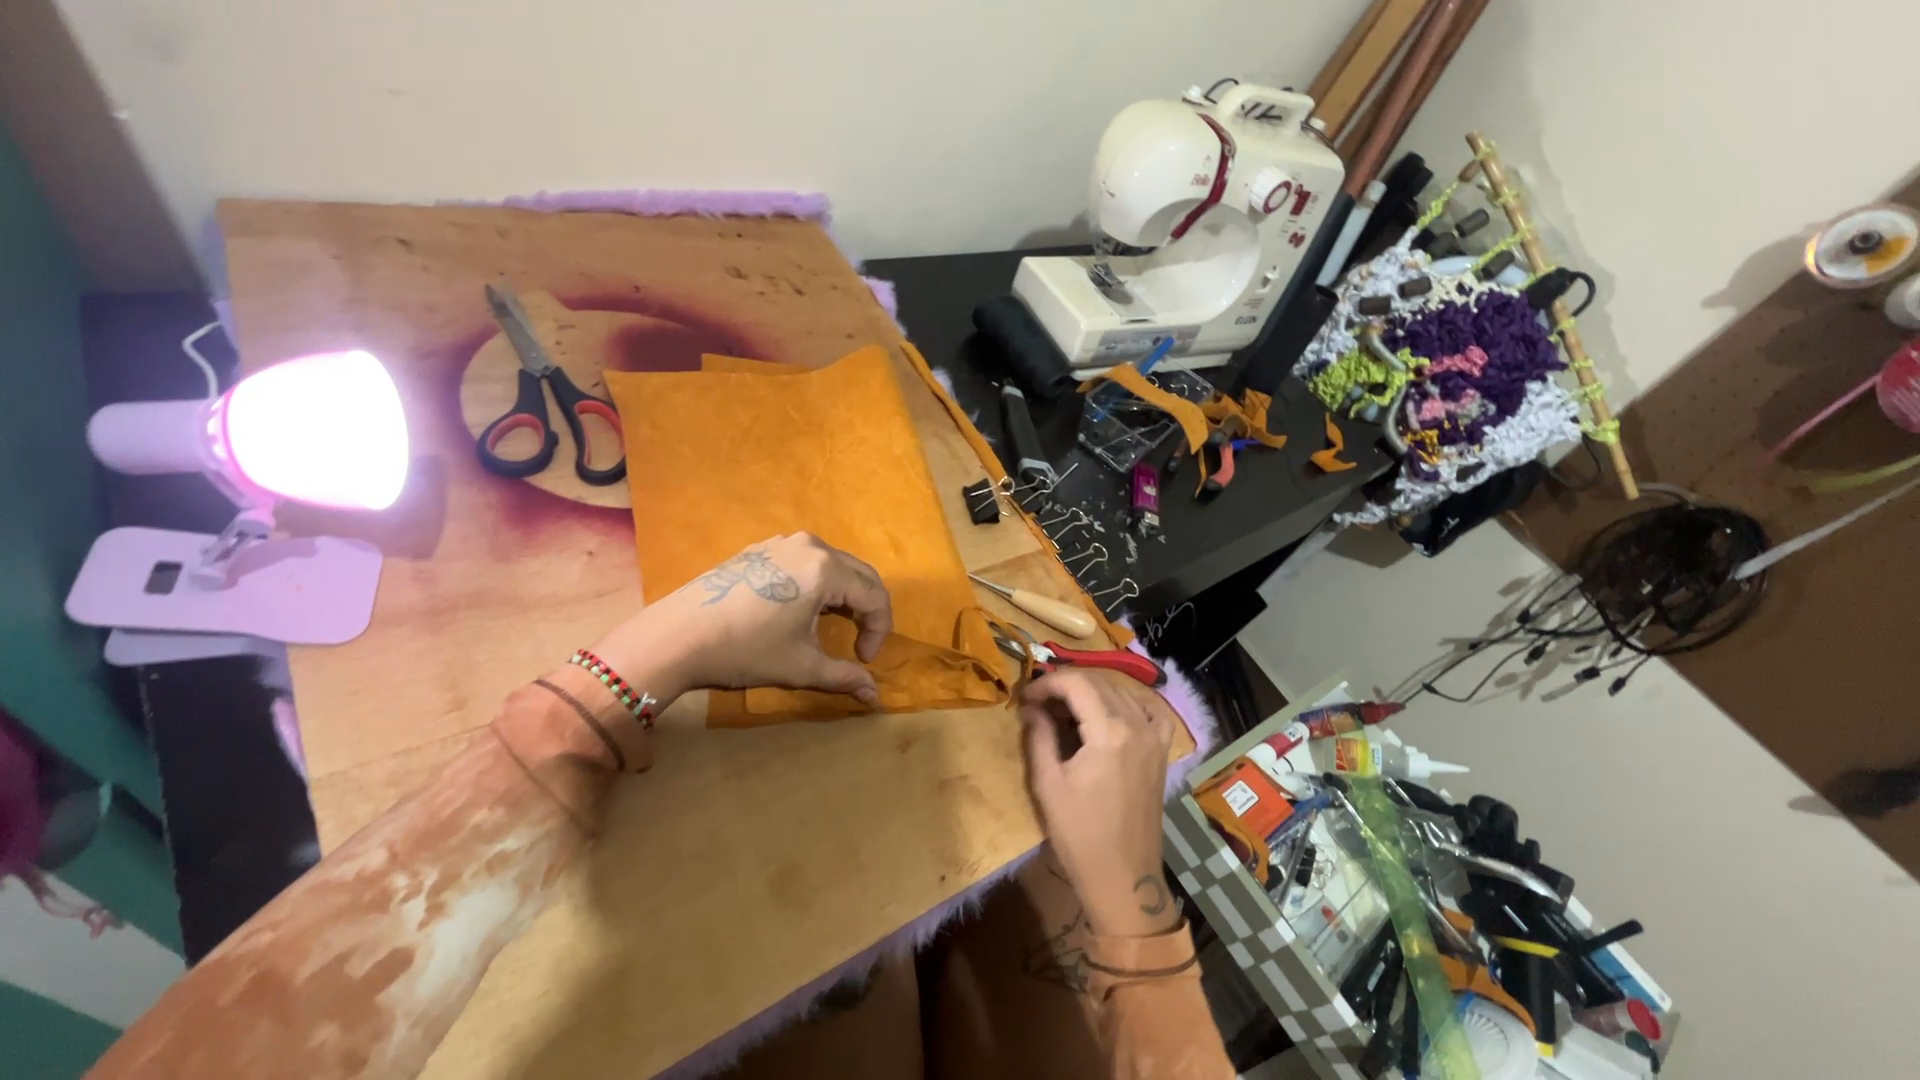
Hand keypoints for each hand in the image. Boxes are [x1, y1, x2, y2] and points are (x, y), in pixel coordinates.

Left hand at [590, 533, 892, 704]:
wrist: (677, 636)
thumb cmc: (745, 650)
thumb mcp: (801, 667)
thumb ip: (844, 677)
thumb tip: (875, 696)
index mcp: (825, 569)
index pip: (875, 596)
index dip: (880, 630)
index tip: (865, 660)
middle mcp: (810, 545)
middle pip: (859, 573)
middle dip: (867, 610)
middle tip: (859, 644)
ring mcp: (782, 543)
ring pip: (833, 564)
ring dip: (844, 595)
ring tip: (835, 627)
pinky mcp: (760, 549)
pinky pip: (806, 561)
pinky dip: (818, 584)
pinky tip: (802, 611)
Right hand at [1022, 668, 1178, 937]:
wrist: (1123, 876)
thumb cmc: (1080, 834)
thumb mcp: (1048, 784)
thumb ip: (1040, 736)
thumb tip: (1032, 708)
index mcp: (1109, 732)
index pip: (1076, 683)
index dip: (1047, 683)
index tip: (1025, 698)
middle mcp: (1137, 725)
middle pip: (1099, 683)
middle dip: (1065, 685)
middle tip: (1038, 704)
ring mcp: (1154, 738)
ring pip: (1122, 693)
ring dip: (1091, 692)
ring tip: (1065, 711)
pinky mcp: (1161, 753)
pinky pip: (1150, 712)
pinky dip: (1128, 704)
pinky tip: (1110, 715)